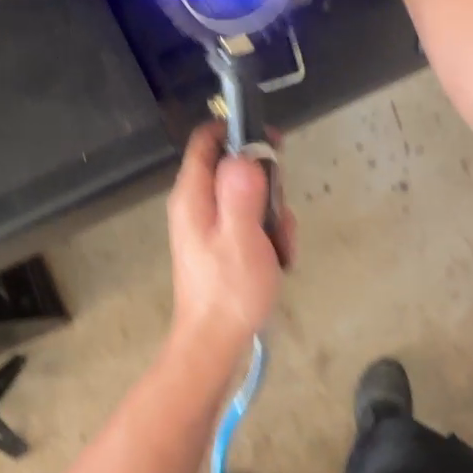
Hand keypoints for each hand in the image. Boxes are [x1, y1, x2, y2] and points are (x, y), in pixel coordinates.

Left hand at [166, 124, 293, 353]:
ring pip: (246, 197)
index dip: (238, 131)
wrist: (214, 342)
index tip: (271, 142)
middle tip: (279, 212)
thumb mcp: (241, 237)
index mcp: (193, 195)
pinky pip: (247, 223)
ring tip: (280, 247)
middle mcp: (195, 205)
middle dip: (266, 183)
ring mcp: (207, 226)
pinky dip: (266, 236)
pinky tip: (277, 259)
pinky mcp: (219, 246)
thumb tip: (244, 154)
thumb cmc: (229, 291)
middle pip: (233, 168)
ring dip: (271, 215)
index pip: (206, 140)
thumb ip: (241, 192)